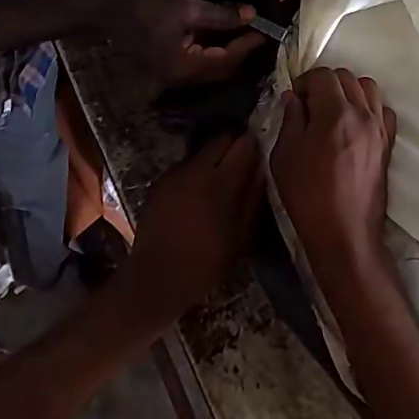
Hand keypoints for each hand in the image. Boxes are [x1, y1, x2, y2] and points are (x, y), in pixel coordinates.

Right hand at [86, 0, 271, 86]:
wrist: (105, 11)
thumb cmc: (146, 6)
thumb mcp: (188, 7)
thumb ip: (222, 15)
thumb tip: (252, 17)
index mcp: (185, 67)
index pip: (227, 60)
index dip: (248, 45)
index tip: (266, 30)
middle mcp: (181, 78)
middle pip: (221, 70)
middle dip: (242, 51)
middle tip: (259, 30)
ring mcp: (172, 75)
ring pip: (211, 67)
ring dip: (229, 51)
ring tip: (246, 30)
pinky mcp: (168, 66)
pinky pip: (199, 62)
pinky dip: (214, 49)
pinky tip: (223, 32)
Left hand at [119, 132, 264, 321]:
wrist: (155, 279)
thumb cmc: (206, 262)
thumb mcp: (241, 236)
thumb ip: (253, 197)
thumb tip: (263, 169)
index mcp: (220, 182)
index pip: (243, 144)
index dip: (255, 145)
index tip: (261, 153)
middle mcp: (195, 169)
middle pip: (221, 139)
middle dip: (234, 145)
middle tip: (242, 163)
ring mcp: (174, 174)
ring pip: (201, 151)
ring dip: (212, 159)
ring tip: (218, 180)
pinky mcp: (158, 182)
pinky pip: (183, 166)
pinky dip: (193, 172)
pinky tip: (195, 194)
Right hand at [273, 68, 398, 276]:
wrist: (345, 233)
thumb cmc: (308, 196)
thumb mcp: (284, 157)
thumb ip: (290, 120)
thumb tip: (293, 97)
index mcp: (335, 113)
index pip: (323, 75)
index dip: (304, 82)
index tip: (294, 100)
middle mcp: (362, 113)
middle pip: (346, 77)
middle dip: (325, 84)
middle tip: (310, 105)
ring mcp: (379, 127)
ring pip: (368, 88)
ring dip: (349, 91)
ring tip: (333, 111)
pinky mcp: (389, 143)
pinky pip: (383, 110)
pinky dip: (370, 107)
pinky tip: (355, 124)